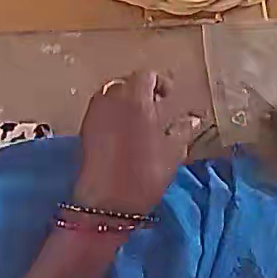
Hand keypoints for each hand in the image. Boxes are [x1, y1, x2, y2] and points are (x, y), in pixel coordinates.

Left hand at [72, 71, 204, 216]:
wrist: (107, 201)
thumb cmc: (146, 171)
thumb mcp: (174, 151)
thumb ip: (183, 130)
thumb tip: (193, 119)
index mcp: (136, 97)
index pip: (147, 76)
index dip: (161, 83)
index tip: (169, 99)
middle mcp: (112, 98)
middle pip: (127, 83)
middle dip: (141, 91)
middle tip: (156, 110)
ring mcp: (95, 112)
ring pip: (111, 95)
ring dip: (125, 102)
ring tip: (139, 122)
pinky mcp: (84, 128)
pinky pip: (101, 110)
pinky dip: (113, 114)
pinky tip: (123, 134)